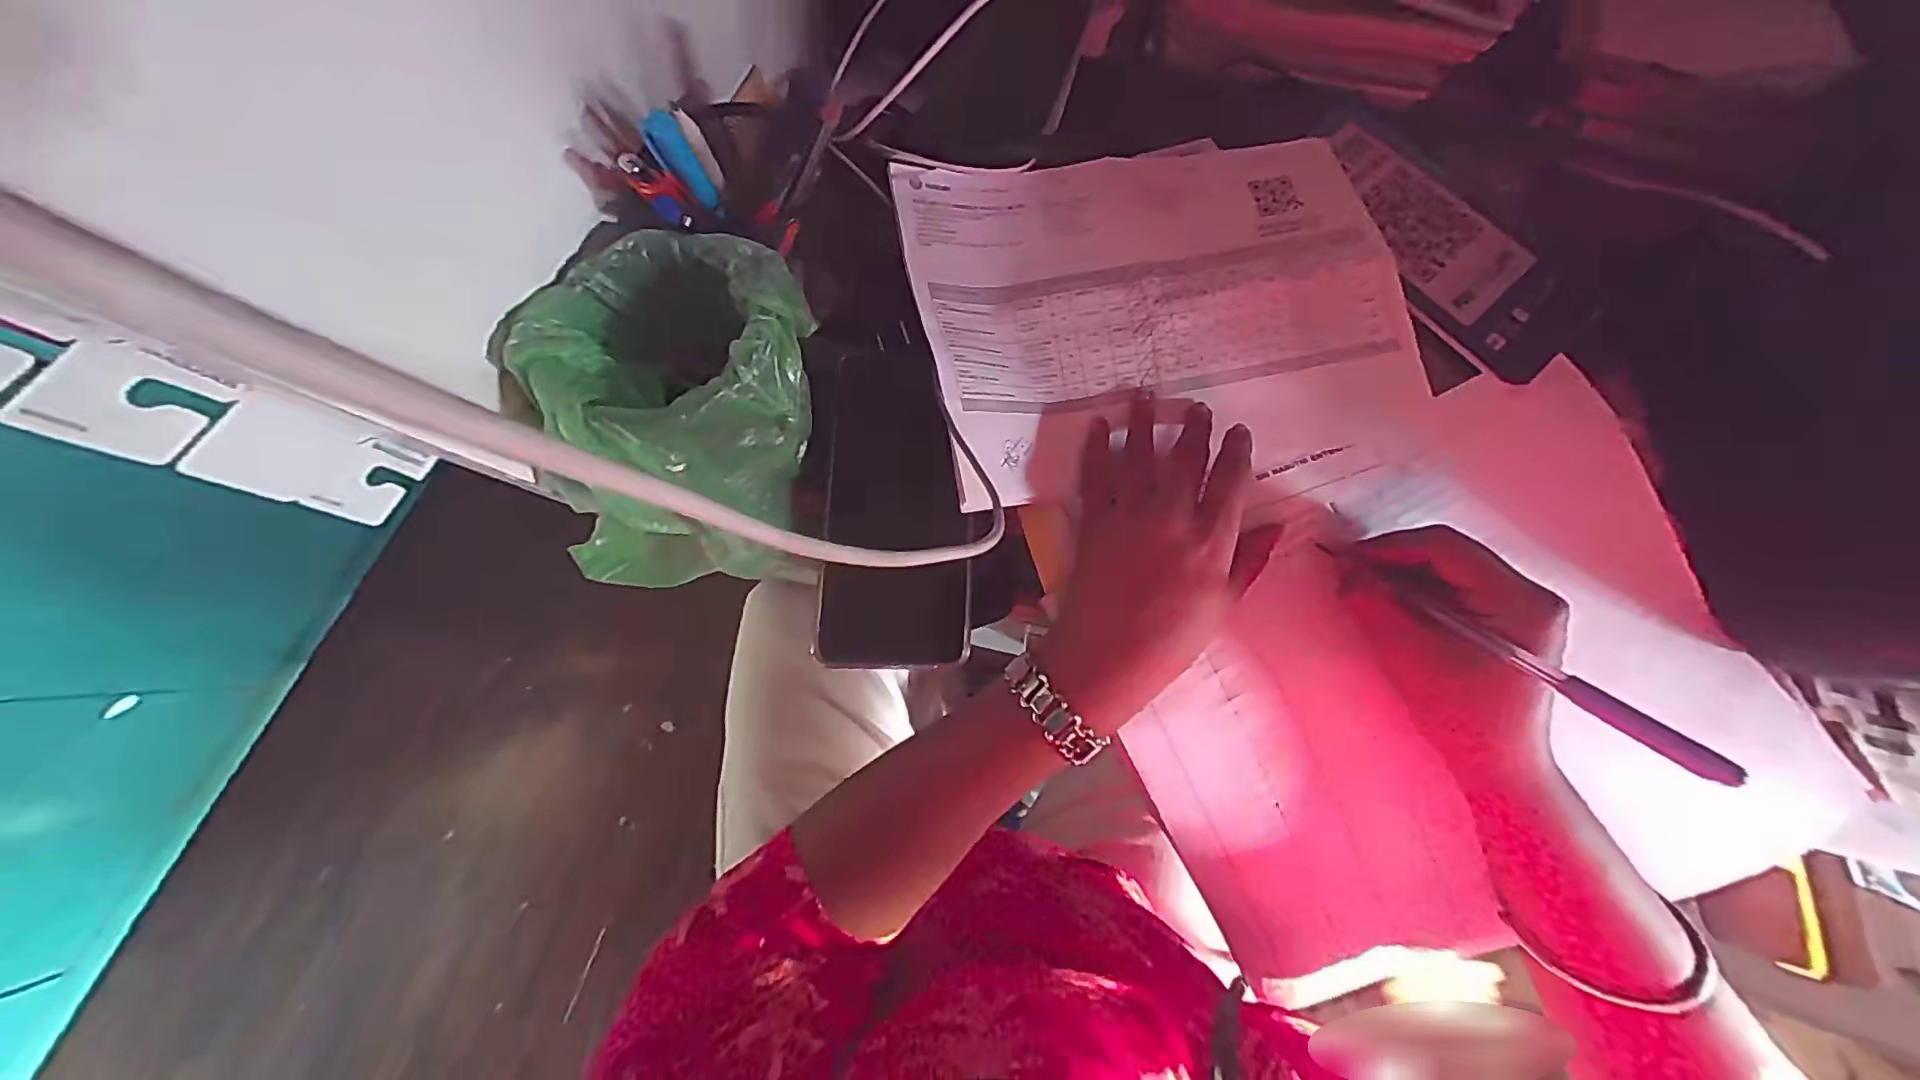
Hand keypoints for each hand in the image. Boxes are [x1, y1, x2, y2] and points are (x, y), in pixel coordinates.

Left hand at [1039, 394, 1279, 734]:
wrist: (1107, 656)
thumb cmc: (1170, 640)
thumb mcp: (1222, 605)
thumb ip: (1249, 560)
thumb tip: (1279, 525)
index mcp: (1211, 541)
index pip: (1230, 482)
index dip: (1235, 451)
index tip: (1238, 432)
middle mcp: (1172, 519)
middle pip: (1187, 460)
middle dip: (1195, 429)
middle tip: (1197, 409)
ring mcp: (1129, 516)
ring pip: (1140, 457)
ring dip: (1145, 422)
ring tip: (1147, 396)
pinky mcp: (1094, 521)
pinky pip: (1095, 475)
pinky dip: (1096, 448)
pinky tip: (1098, 425)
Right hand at [1338, 526, 1568, 786]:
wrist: (1489, 779)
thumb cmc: (1457, 725)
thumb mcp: (1407, 654)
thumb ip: (1373, 602)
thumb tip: (1344, 567)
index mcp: (1520, 602)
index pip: (1444, 547)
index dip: (1386, 547)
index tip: (1345, 559)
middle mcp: (1527, 600)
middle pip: (1444, 556)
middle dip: (1388, 564)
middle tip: (1345, 575)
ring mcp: (1516, 614)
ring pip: (1440, 574)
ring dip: (1395, 582)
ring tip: (1358, 595)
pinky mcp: (1499, 629)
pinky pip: (1445, 596)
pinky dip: (1408, 599)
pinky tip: (1382, 613)